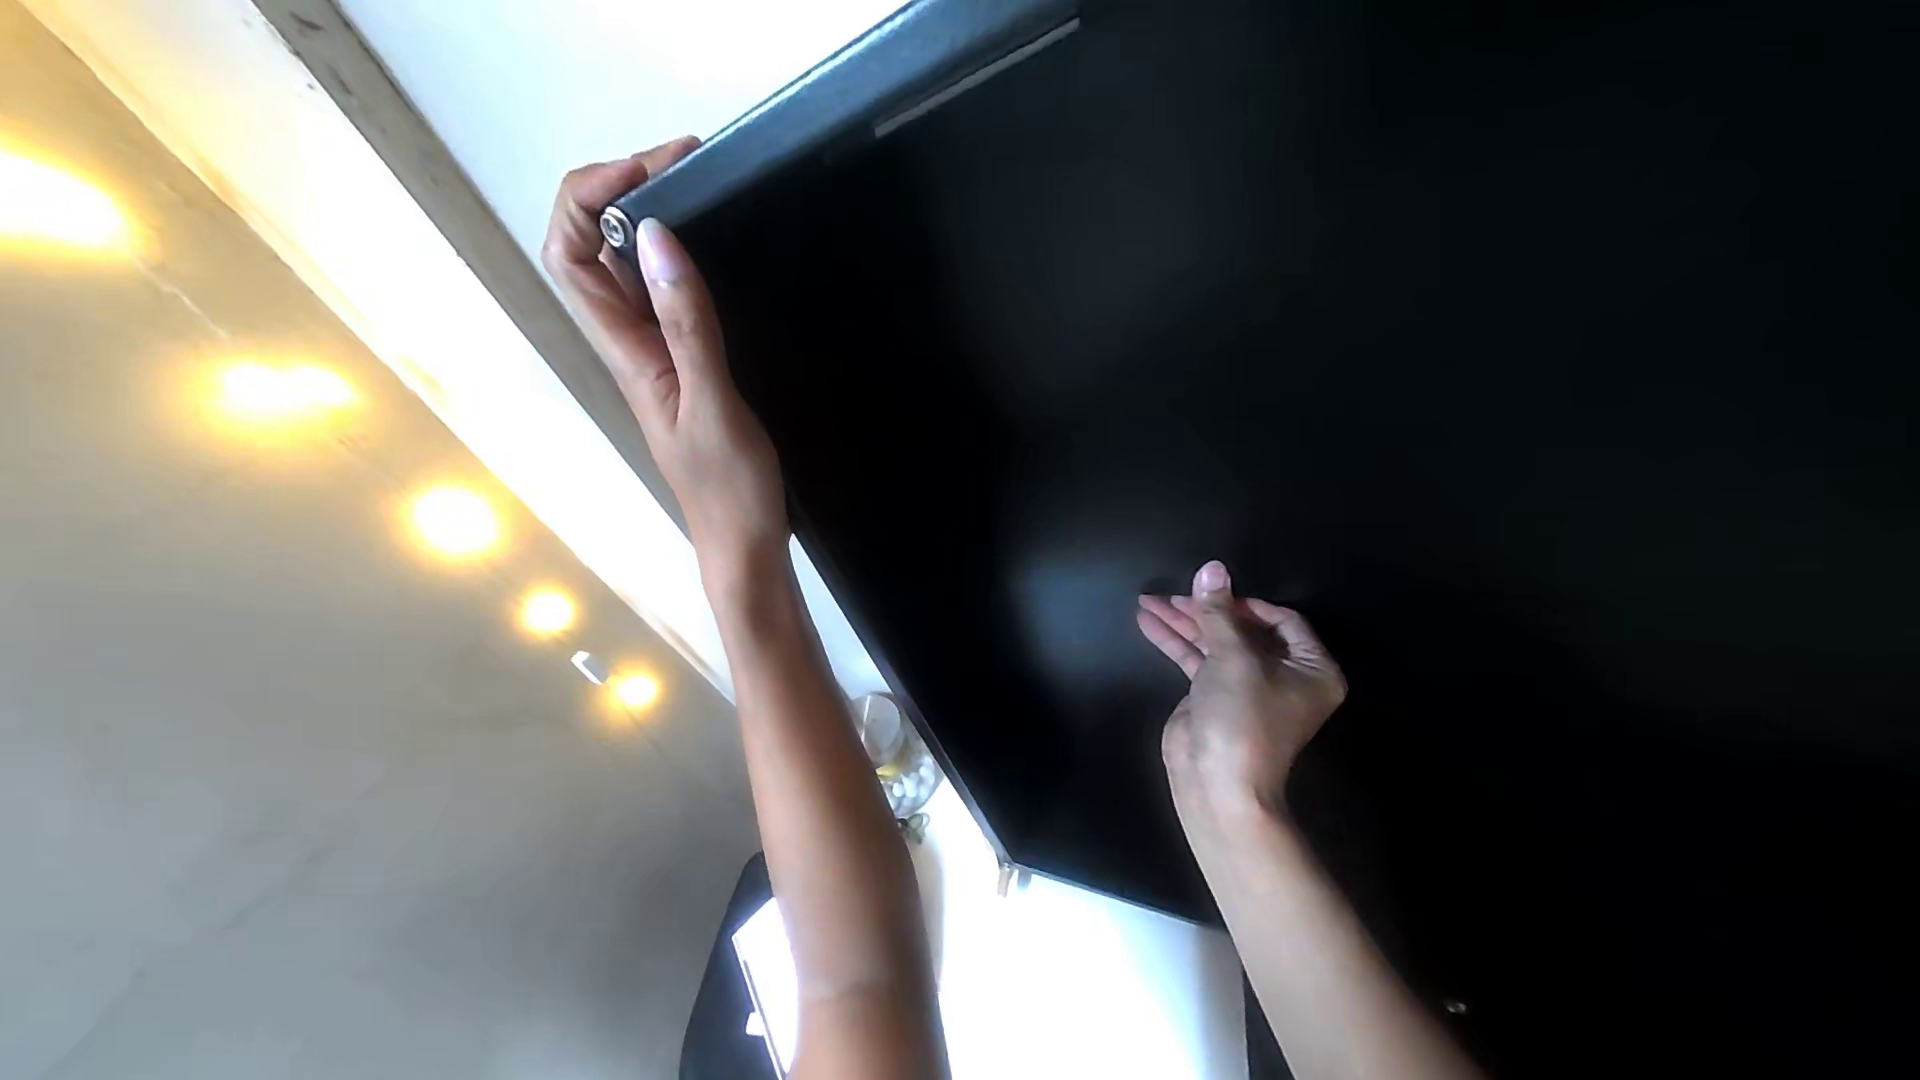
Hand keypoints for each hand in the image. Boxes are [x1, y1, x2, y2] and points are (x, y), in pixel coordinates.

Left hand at [542, 139, 787, 573]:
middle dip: (620, 190)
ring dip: (653, 220)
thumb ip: (688, 327)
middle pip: (591, 250)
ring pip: (632, 272)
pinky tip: (717, 254)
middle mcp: (633, 346)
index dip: (590, 198)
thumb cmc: (729, 488)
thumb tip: (659, 241)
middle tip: (686, 164)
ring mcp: (662, 357)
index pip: (571, 254)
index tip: (651, 171)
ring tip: (703, 189)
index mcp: (626, 352)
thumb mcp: (714, 405)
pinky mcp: (692, 369)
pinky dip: (683, 262)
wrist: (743, 541)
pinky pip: (671, 300)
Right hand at [1137, 560, 1346, 816]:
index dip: (1246, 602)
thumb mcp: (1233, 658)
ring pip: (1214, 642)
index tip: (1213, 591)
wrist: (1217, 782)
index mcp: (1311, 668)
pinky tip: (1148, 620)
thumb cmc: (1243, 717)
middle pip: (1242, 628)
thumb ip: (1218, 611)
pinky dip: (1174, 640)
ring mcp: (1245, 686)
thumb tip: (1211, 568)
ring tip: (1148, 599)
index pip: (1282, 621)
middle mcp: (1282, 675)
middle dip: (1205, 609)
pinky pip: (1196, 658)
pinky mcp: (1213, 695)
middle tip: (1171, 592)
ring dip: (1182, 621)